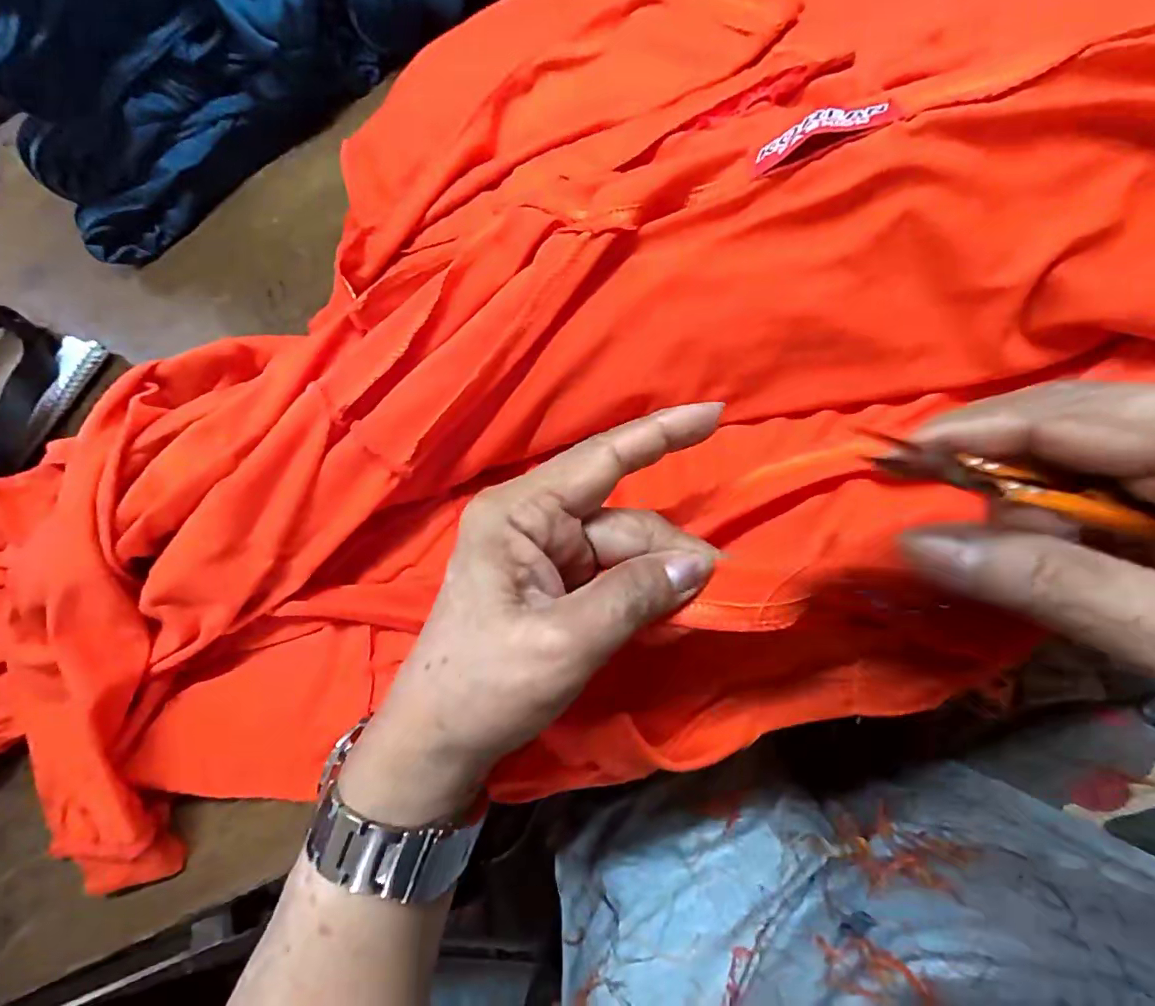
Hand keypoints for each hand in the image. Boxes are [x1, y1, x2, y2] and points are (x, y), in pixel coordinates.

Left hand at [338, 403, 722, 825]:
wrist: (439, 742)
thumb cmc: (486, 685)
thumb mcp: (565, 641)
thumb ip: (634, 595)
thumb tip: (697, 565)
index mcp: (520, 513)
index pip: (602, 458)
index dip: (661, 434)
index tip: (713, 413)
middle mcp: (534, 522)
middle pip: (623, 520)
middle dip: (669, 550)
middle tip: (716, 584)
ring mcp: (546, 555)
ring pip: (626, 552)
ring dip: (661, 578)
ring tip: (695, 607)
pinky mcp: (557, 586)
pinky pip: (616, 577)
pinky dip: (645, 593)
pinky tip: (671, 612)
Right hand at [898, 370, 1154, 909]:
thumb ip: (1057, 587)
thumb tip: (924, 546)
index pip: (1091, 415)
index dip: (979, 432)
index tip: (892, 450)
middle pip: (1109, 426)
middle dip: (1019, 476)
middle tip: (947, 518)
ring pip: (1134, 447)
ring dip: (1065, 500)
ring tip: (1025, 547)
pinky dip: (1114, 512)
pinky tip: (1098, 548)